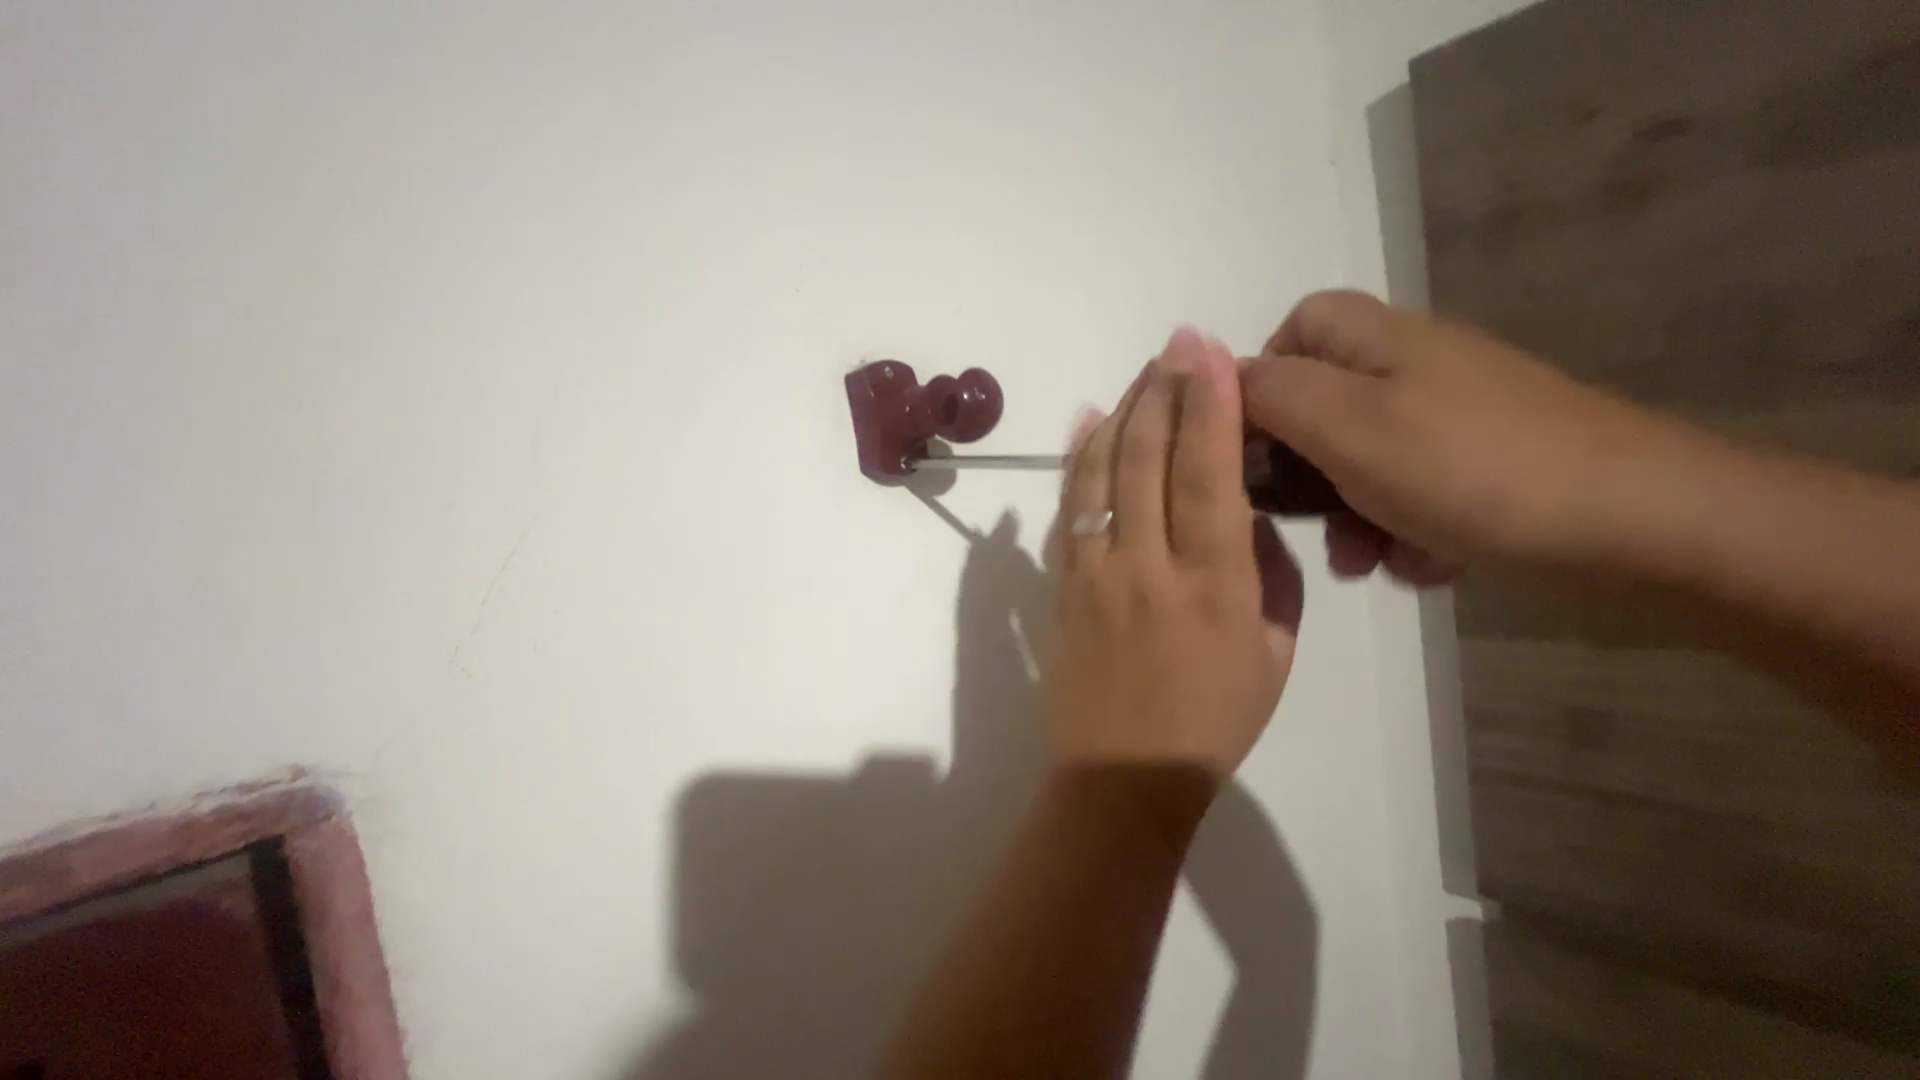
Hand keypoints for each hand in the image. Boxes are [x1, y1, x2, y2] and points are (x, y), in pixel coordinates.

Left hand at [1043, 328, 1300, 780]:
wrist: (1124, 775)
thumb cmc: (1214, 721)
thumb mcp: (1274, 653)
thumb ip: (1268, 575)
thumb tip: (1247, 516)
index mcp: (1214, 584)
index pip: (1209, 473)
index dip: (1207, 403)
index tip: (1205, 349)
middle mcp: (1148, 567)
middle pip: (1148, 458)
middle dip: (1162, 391)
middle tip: (1173, 344)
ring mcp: (1094, 575)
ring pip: (1100, 474)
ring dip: (1119, 415)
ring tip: (1137, 376)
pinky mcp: (1060, 589)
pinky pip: (1067, 511)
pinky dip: (1076, 462)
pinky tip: (1086, 426)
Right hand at [1242, 290, 1661, 579]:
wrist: (1633, 522)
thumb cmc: (1468, 466)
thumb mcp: (1346, 427)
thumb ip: (1271, 395)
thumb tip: (1214, 367)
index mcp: (1377, 342)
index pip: (1292, 330)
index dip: (1258, 384)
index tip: (1249, 450)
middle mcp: (1413, 367)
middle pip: (1323, 404)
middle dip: (1305, 473)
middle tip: (1302, 525)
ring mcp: (1454, 416)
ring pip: (1364, 459)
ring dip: (1352, 515)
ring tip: (1367, 563)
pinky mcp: (1486, 464)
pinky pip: (1415, 491)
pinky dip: (1406, 529)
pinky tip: (1423, 565)